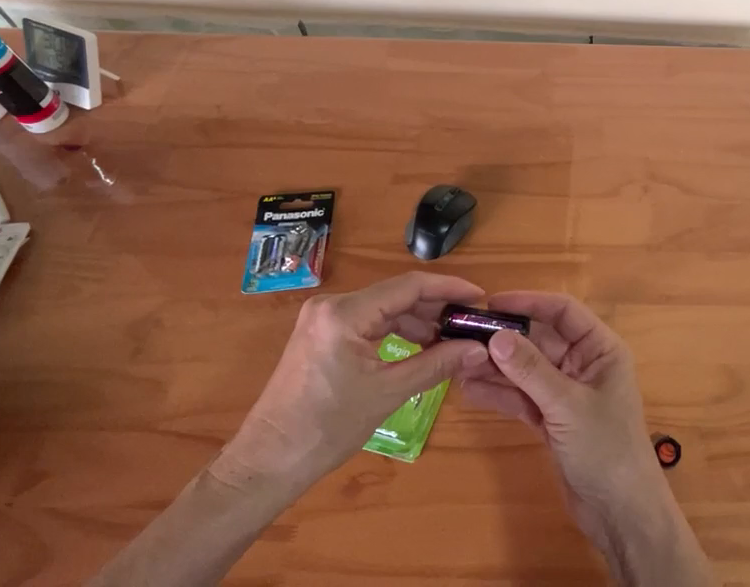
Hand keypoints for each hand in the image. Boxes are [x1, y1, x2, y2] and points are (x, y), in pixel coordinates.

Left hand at [217, 272, 491, 490]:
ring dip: (418, 323)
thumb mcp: (388, 393)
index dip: (450, 289)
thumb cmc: (327, 428)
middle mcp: (332, 305)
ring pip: (385, 310)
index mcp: (345, 312)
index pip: (410, 286)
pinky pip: (370, 323)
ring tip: (452, 340)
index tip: (481, 299)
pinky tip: (422, 347)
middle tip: (471, 324)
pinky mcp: (322, 335)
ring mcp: (324, 319)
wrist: (267, 463)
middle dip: (436, 309)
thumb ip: (437, 364)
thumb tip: (479, 349)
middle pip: (397, 295)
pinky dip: (397, 333)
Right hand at [459, 293, 711, 584]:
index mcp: (601, 349)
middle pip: (540, 339)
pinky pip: (521, 396)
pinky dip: (499, 393)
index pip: (563, 312)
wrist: (619, 511)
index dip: (529, 302)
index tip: (491, 301)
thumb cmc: (605, 448)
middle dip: (504, 337)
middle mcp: (584, 364)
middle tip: (462, 334)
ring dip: (496, 366)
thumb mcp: (566, 405)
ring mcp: (566, 392)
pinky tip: (470, 388)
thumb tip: (496, 335)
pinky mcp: (551, 418)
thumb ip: (531, 370)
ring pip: (526, 369)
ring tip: (457, 361)